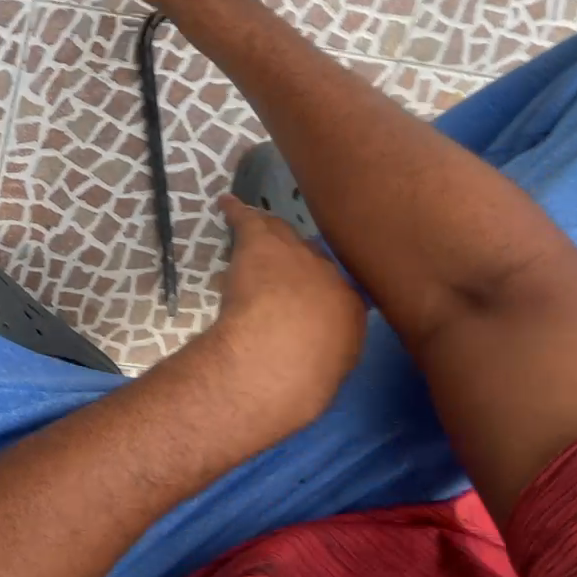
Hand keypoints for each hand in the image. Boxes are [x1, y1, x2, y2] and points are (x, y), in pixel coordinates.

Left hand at [179, 194, 367, 434]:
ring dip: (271, 230)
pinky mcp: (261, 243)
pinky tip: (226, 203)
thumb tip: (315, 354)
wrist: (278, 353)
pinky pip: (248, 220)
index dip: (324, 286)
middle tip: (287, 257)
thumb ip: (324, 353)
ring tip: (260, 222)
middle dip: (302, 256)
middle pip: (314, 255)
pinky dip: (236, 211)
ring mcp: (294, 255)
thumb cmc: (303, 373)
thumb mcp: (327, 368)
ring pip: (283, 233)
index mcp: (350, 309)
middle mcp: (328, 274)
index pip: (341, 288)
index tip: (313, 290)